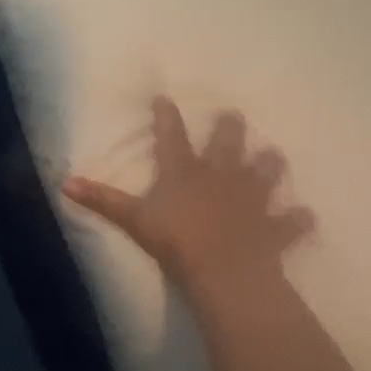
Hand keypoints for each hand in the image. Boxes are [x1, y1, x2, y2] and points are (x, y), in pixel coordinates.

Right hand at [64, 97, 314, 288]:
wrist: (226, 273)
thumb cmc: (175, 240)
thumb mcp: (131, 218)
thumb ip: (101, 199)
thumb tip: (63, 183)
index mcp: (183, 173)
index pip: (172, 138)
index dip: (167, 117)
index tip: (166, 98)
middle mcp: (219, 180)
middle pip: (226, 150)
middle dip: (230, 131)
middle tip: (235, 113)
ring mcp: (250, 205)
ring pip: (262, 179)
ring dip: (269, 167)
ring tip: (276, 153)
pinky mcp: (273, 232)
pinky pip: (289, 225)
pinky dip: (298, 220)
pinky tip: (308, 215)